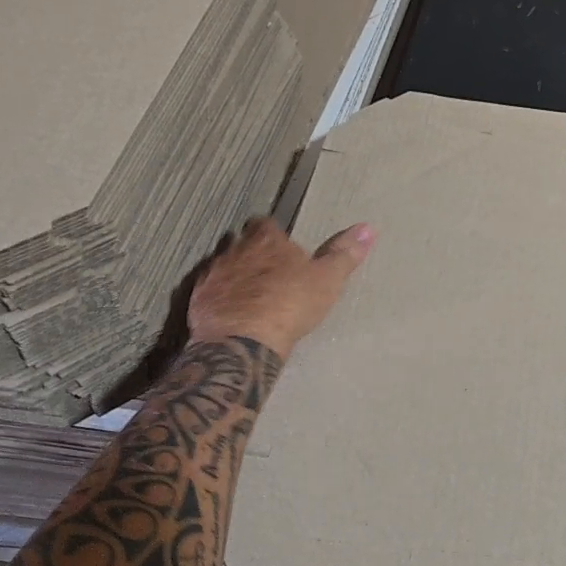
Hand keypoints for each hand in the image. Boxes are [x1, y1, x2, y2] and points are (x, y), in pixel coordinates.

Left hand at [186, 218, 374, 358]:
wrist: (243, 342)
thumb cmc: (290, 305)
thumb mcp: (327, 280)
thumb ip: (344, 254)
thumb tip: (368, 228)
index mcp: (267, 240)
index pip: (265, 223)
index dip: (273, 233)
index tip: (281, 244)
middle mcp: (235, 250)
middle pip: (240, 242)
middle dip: (251, 252)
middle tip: (268, 269)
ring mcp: (213, 275)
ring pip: (222, 265)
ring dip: (234, 274)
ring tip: (248, 292)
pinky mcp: (198, 301)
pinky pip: (208, 292)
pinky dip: (219, 297)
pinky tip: (230, 312)